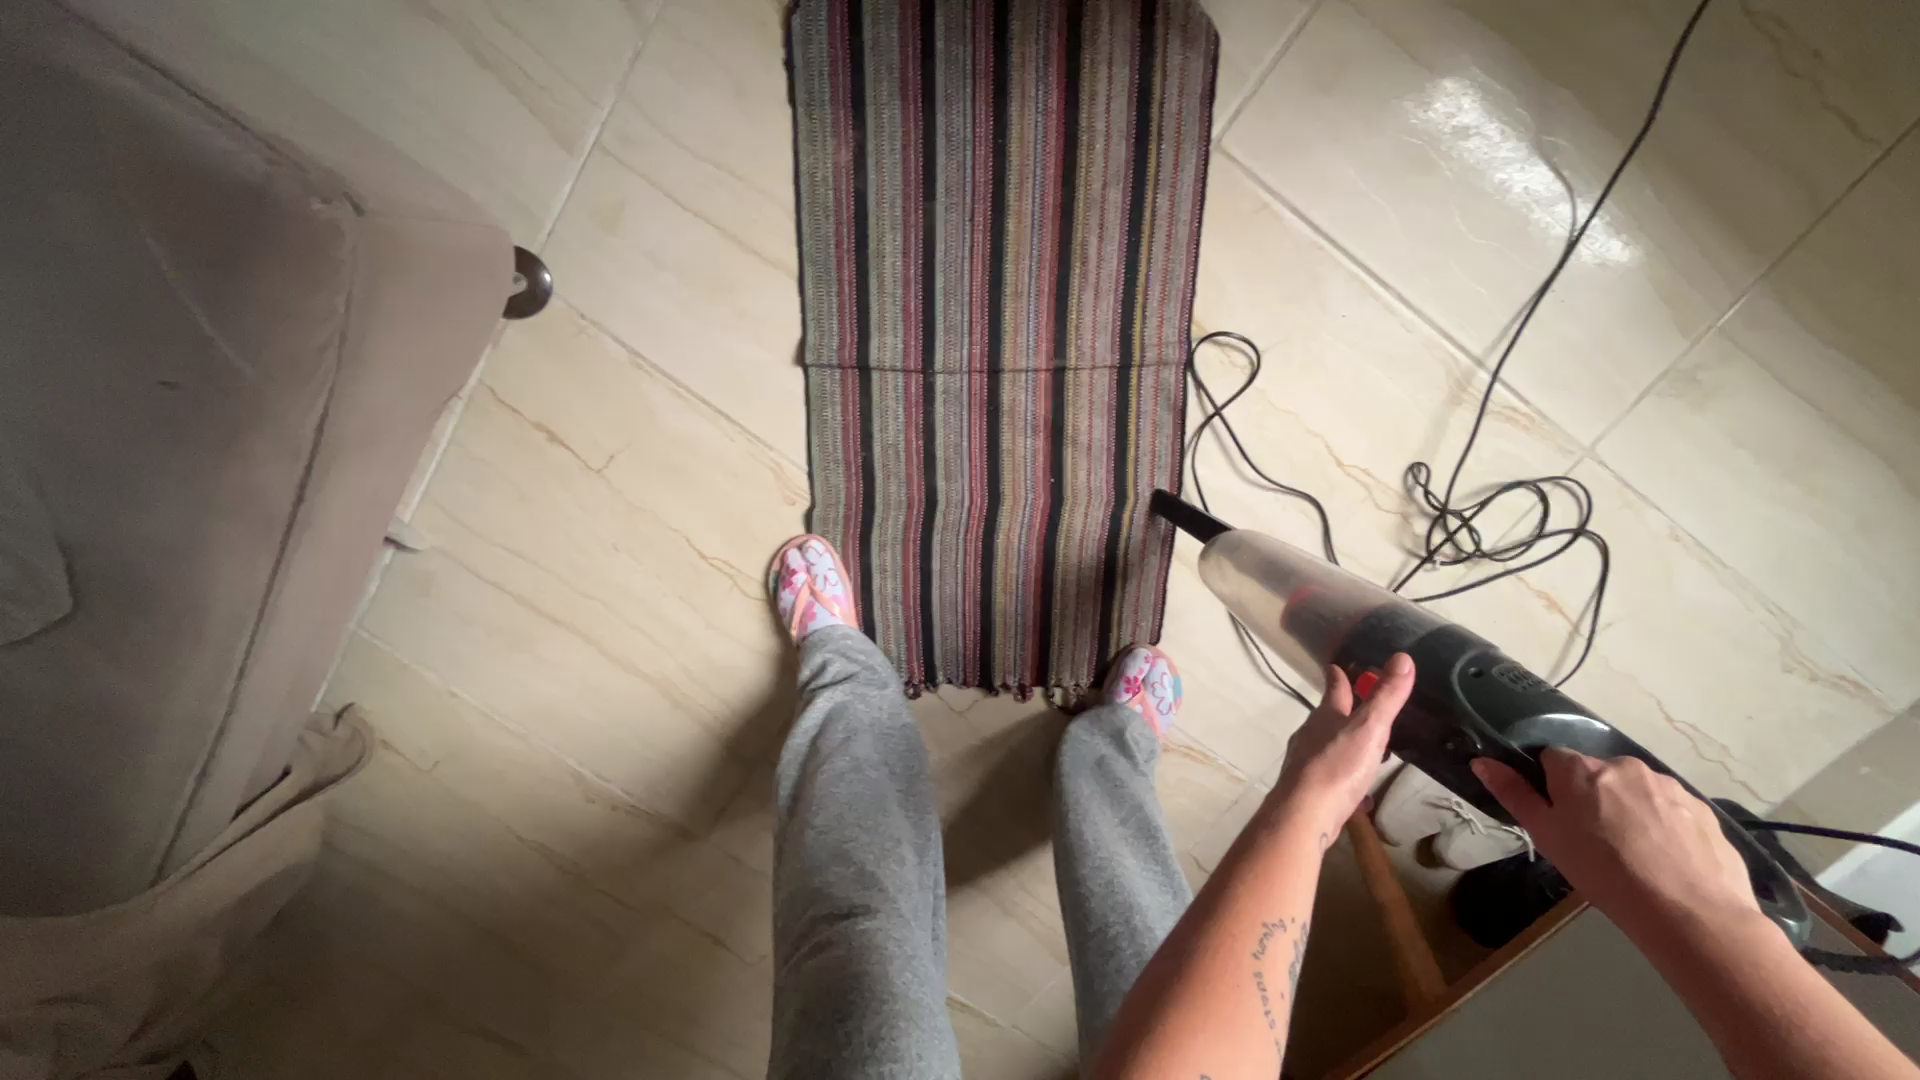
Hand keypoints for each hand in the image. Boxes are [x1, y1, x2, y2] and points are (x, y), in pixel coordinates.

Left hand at [1267, 652, 1414, 843]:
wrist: (1305, 812)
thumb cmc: (1338, 766)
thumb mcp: (1369, 728)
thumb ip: (1386, 697)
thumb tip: (1402, 658)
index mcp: (1325, 716)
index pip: (1333, 688)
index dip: (1337, 676)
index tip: (1335, 666)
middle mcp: (1311, 734)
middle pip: (1329, 717)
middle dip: (1343, 712)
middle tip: (1362, 708)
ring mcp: (1308, 762)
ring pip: (1330, 747)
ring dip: (1346, 745)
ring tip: (1367, 749)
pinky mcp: (1311, 788)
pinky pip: (1334, 778)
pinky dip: (1348, 780)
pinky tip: (1362, 794)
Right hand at [1472, 750, 1758, 931]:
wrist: (1689, 913)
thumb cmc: (1601, 870)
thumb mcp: (1545, 834)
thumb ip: (1513, 793)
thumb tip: (1482, 761)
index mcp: (1581, 768)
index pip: (1552, 758)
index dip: (1551, 786)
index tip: (1558, 817)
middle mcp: (1625, 766)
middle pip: (1596, 773)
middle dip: (1592, 796)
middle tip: (1592, 838)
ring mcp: (1670, 787)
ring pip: (1636, 791)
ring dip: (1629, 809)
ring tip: (1633, 852)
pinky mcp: (1704, 811)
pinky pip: (1671, 810)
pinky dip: (1664, 827)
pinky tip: (1664, 859)